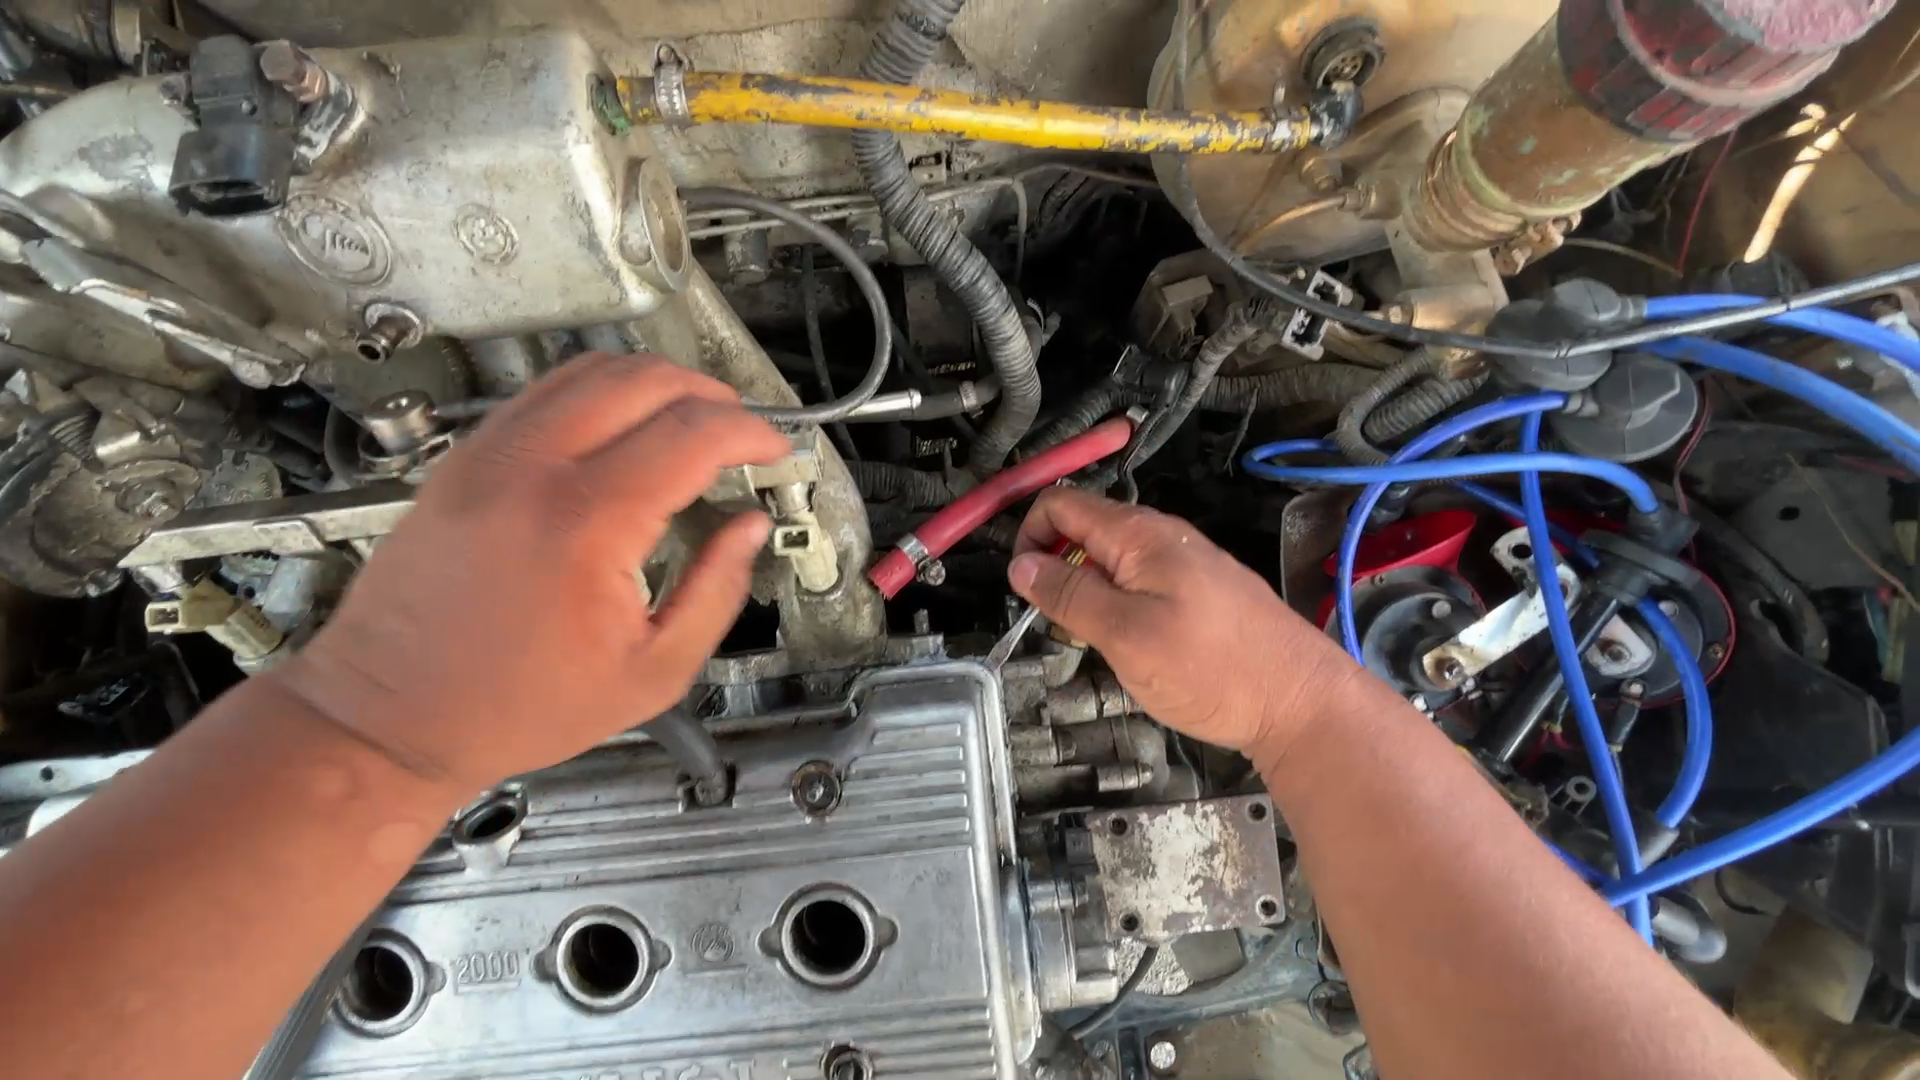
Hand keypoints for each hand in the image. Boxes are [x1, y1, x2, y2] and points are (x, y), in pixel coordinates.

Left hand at [272, 354, 789, 792]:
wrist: (390, 716)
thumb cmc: (514, 706)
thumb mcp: (651, 672)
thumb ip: (717, 590)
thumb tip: (748, 528)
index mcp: (587, 524)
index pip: (693, 434)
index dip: (750, 432)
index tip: (773, 447)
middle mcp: (533, 471)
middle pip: (647, 380)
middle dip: (713, 396)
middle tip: (742, 429)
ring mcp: (491, 455)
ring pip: (595, 369)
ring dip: (661, 383)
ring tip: (694, 421)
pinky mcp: (467, 459)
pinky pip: (548, 390)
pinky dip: (605, 390)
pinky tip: (628, 425)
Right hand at [1008, 487, 1366, 759]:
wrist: (1300, 703)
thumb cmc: (1211, 669)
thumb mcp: (1126, 634)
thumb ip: (1069, 595)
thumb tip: (1020, 564)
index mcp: (1139, 534)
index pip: (1061, 504)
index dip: (1030, 535)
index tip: (1024, 586)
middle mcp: (1160, 537)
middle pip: (1084, 529)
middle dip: (1056, 567)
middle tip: (1059, 623)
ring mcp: (1181, 564)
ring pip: (1109, 560)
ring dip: (1084, 591)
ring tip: (1094, 640)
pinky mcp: (1196, 592)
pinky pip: (1136, 582)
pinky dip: (1114, 604)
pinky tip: (1128, 644)